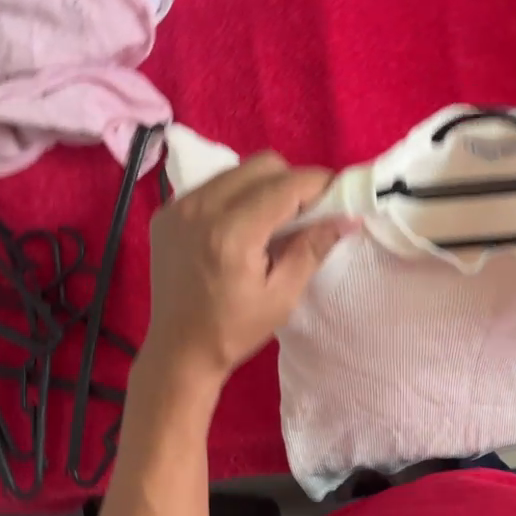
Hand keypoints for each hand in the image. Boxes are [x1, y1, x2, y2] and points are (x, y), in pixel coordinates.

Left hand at [143, 152, 354, 386]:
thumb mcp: (282, 295)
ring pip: (237, 170)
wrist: (179, 350)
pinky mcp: (167, 211)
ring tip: (272, 222)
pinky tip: (241, 227)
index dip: (319, 185)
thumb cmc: (234, 330)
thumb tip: (348, 217)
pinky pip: (212, 185)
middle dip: (292, 182)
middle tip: (306, 214)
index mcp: (231, 234)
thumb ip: (313, 249)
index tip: (339, 197)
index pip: (286, 185)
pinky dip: (236, 195)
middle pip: (262, 165)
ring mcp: (178, 206)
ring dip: (264, 186)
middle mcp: (201, 208)